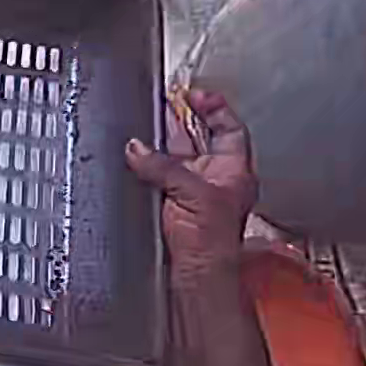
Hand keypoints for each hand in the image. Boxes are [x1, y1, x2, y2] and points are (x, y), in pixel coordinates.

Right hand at [125, 89, 255, 284]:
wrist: (194, 271)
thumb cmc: (210, 241)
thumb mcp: (192, 194)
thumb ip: (162, 167)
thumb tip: (136, 147)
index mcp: (233, 172)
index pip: (230, 130)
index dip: (216, 110)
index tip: (197, 94)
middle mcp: (212, 179)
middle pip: (198, 140)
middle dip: (182, 121)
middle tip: (166, 102)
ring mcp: (188, 191)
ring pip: (173, 157)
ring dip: (159, 142)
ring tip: (145, 122)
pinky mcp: (167, 203)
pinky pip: (154, 175)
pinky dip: (143, 163)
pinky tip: (133, 154)